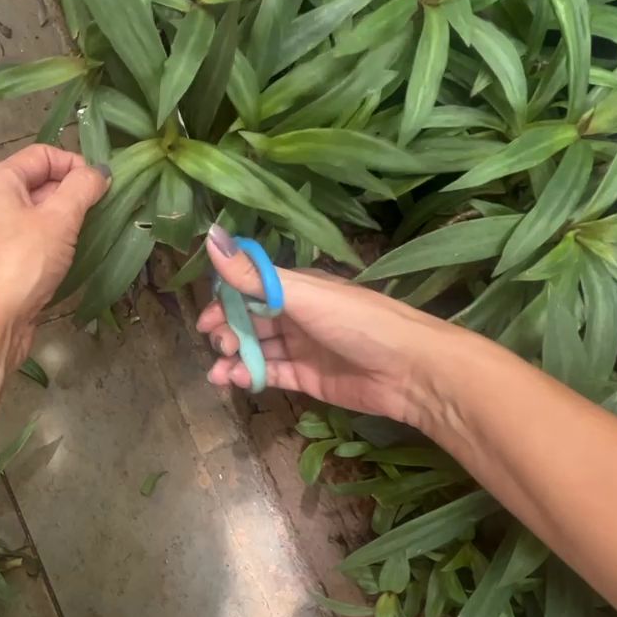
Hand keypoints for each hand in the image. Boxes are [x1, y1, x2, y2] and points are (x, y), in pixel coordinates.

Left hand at [0, 144, 107, 364]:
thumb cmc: (20, 263)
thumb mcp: (58, 218)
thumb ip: (82, 188)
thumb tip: (99, 173)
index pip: (43, 154)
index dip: (74, 163)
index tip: (101, 185)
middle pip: (41, 184)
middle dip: (74, 193)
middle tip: (104, 211)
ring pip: (41, 217)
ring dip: (69, 222)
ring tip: (92, 234)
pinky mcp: (6, 266)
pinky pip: (37, 243)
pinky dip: (57, 245)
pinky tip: (73, 258)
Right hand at [195, 225, 487, 428]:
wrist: (411, 371)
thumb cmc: (359, 322)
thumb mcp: (302, 294)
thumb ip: (253, 274)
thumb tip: (210, 235)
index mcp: (298, 288)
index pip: (249, 289)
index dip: (224, 303)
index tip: (205, 322)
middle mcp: (297, 314)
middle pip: (250, 320)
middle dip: (227, 333)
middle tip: (220, 347)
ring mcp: (302, 347)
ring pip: (256, 350)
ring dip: (233, 359)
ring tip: (219, 374)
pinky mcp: (307, 377)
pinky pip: (270, 373)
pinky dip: (250, 376)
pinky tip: (236, 381)